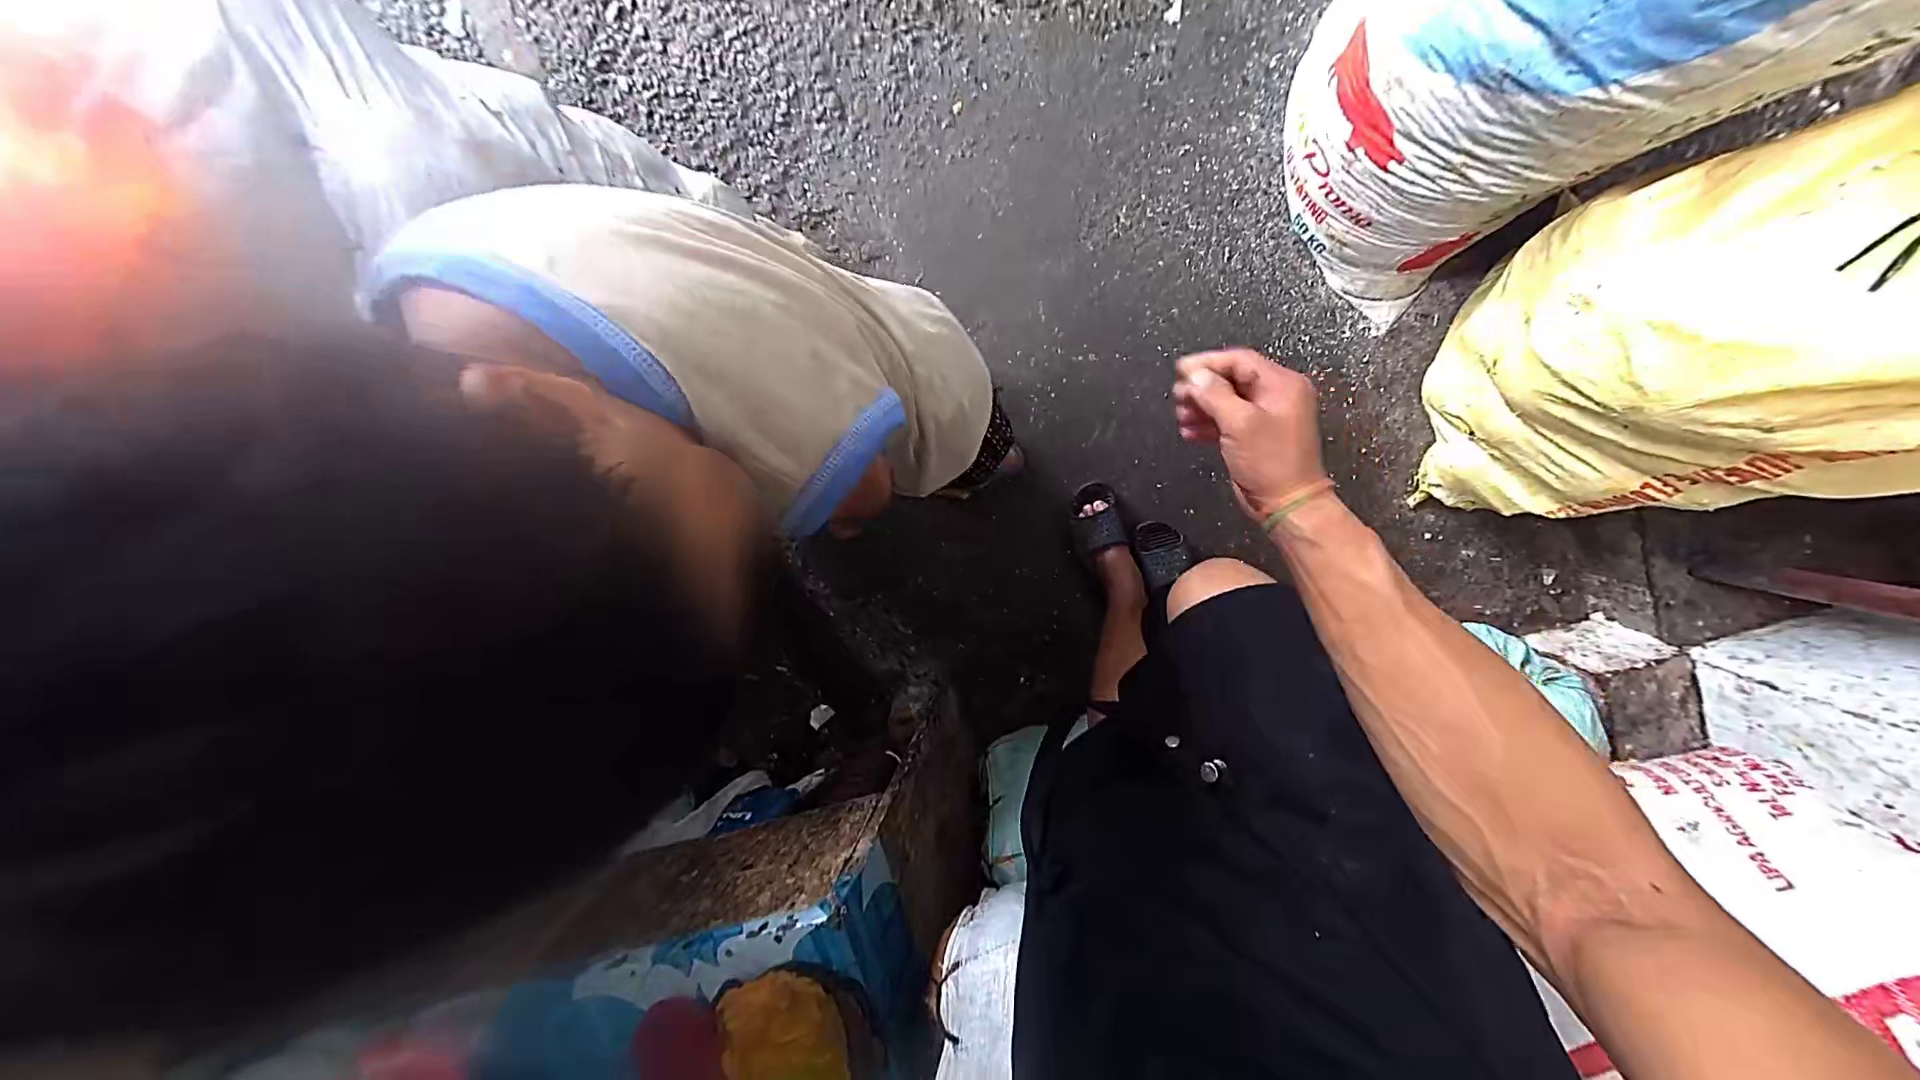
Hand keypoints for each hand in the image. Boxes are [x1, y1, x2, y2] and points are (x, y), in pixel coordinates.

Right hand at [1172, 348, 1327, 519]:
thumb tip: (1197, 377)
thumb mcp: (1239, 422)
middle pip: (1231, 379)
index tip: (1182, 371)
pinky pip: (1227, 420)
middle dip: (1201, 387)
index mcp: (1282, 385)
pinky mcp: (1254, 436)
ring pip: (1226, 400)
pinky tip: (1191, 431)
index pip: (1239, 360)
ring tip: (1182, 415)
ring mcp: (1265, 417)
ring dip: (1201, 406)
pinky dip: (1207, 423)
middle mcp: (1276, 397)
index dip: (1207, 363)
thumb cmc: (1273, 465)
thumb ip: (1215, 395)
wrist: (1285, 503)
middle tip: (1179, 395)